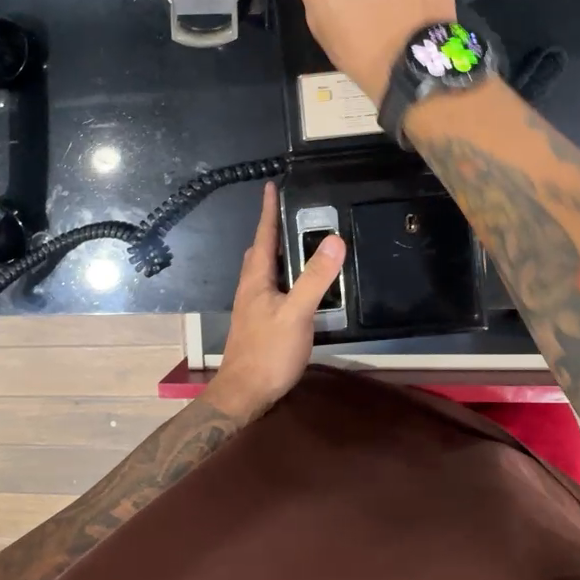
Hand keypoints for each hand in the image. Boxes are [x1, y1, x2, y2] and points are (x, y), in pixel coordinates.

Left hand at [204, 182, 344, 419]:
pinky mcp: (259, 324)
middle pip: (260, 252)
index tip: (271, 186)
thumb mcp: (297, 313)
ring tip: (300, 246)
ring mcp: (252, 308)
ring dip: (278, 256)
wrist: (245, 394)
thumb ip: (315, 278)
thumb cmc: (268, 352)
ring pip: (264, 272)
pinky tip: (299, 289)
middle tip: (291, 215)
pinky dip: (284, 278)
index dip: (268, 211)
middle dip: (272, 231)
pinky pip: (271, 290)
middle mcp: (250, 289)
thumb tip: (334, 240)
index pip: (263, 236)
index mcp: (256, 280)